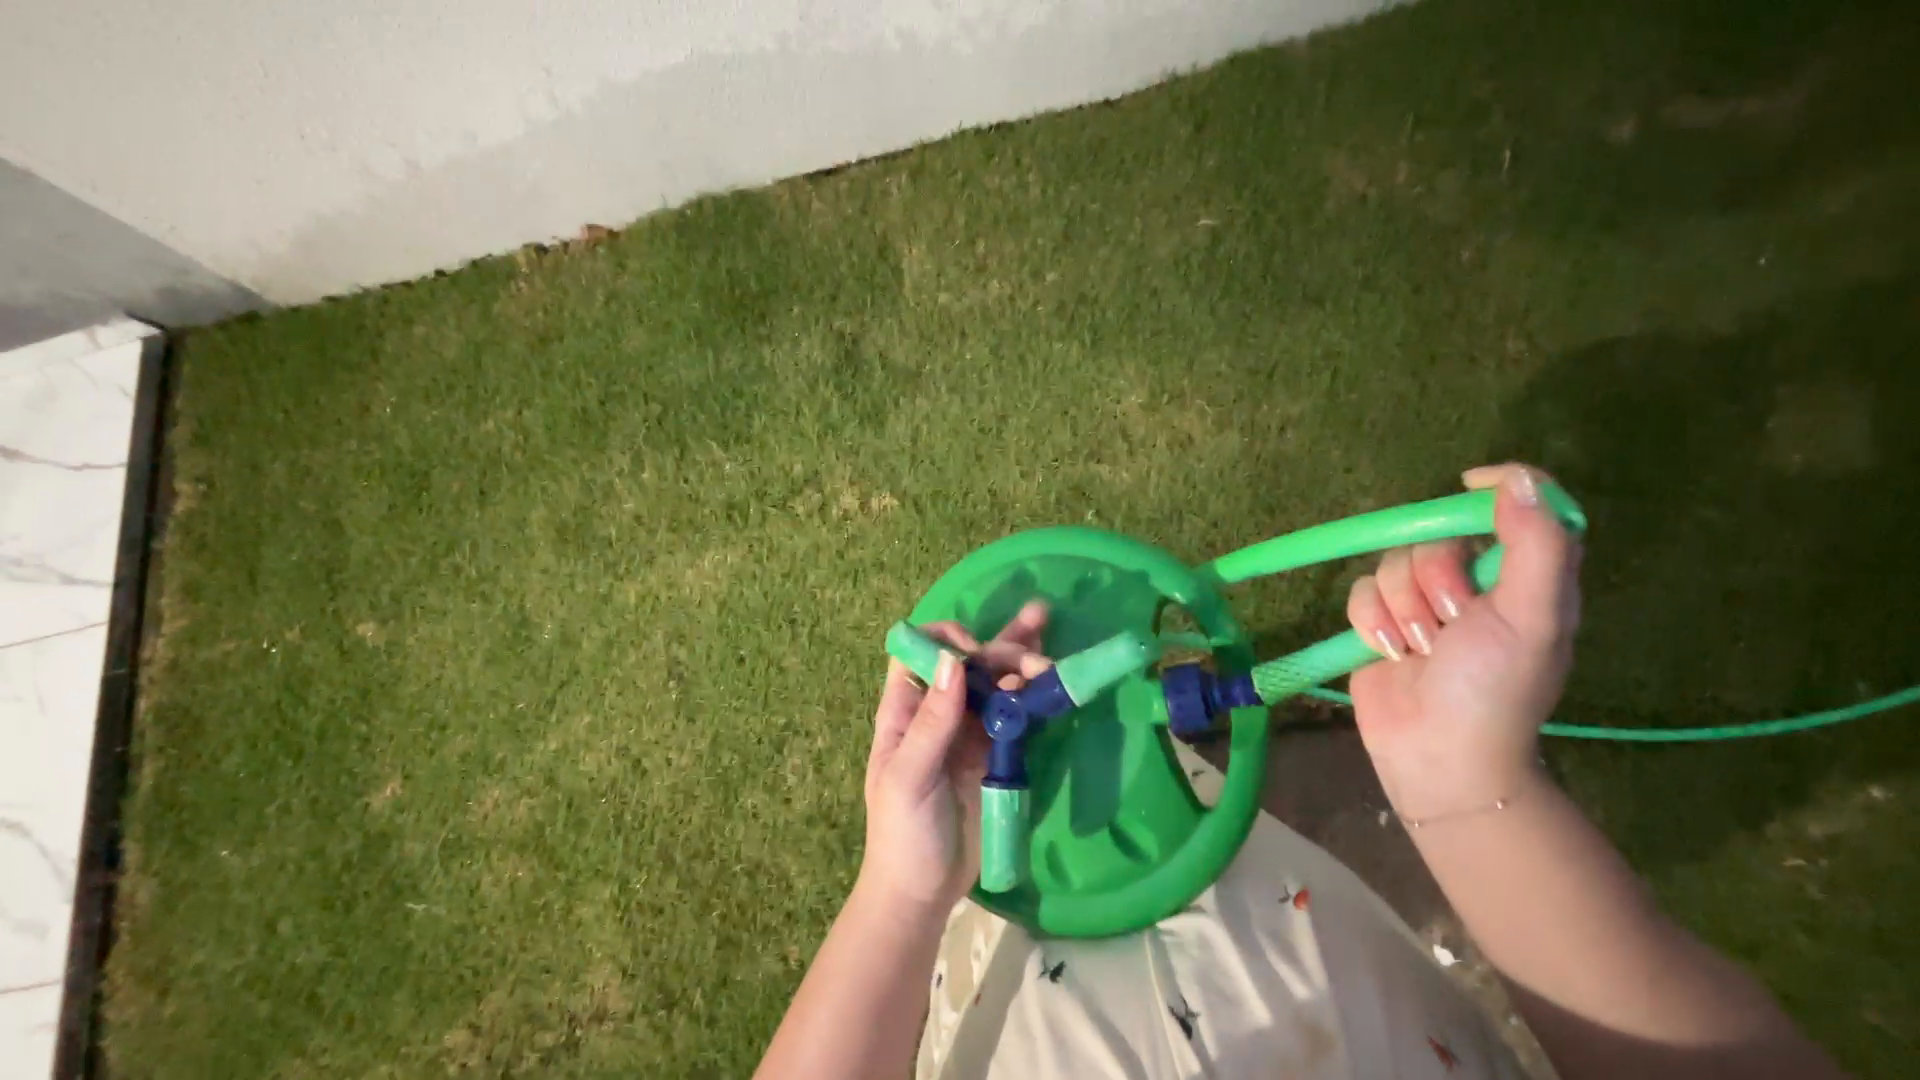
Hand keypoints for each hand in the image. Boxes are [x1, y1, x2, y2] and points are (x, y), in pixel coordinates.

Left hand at [858, 601, 1051, 913]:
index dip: (946, 640)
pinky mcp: (996, 754)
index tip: (974, 652)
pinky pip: (1017, 715)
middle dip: (1000, 651)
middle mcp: (938, 712)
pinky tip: (1054, 682)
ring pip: (996, 683)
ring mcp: (969, 731)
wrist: (924, 891)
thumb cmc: (902, 834)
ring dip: (1022, 661)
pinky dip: (1035, 696)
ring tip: (1050, 648)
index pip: (921, 653)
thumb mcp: (909, 778)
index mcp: (905, 710)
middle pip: (969, 663)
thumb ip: (932, 723)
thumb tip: (952, 661)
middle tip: (1037, 663)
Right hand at [1345, 465, 1581, 821]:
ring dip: (1401, 607)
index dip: (1500, 489)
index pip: (1521, 508)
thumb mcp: (1530, 617)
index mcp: (1525, 578)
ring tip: (1420, 649)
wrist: (1437, 752)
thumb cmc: (1494, 689)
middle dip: (1433, 577)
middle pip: (1437, 536)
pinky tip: (1388, 652)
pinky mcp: (1380, 621)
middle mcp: (1474, 584)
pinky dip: (1370, 620)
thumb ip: (1534, 545)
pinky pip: (1361, 590)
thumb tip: (1519, 479)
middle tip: (1452, 620)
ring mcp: (1422, 604)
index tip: (1468, 485)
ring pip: (1392, 563)